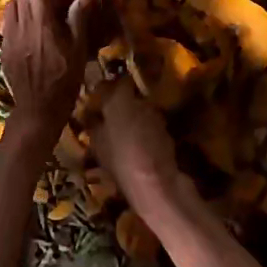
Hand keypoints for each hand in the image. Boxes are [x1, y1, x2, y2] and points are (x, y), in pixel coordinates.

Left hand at [1, 0, 98, 126]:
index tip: (62, 7)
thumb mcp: (78, 49)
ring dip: (25, 8)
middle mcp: (22, 28)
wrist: (40, 107)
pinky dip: (18, 22)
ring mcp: (9, 39)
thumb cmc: (65, 79)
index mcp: (41, 26)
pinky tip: (29, 35)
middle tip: (51, 11)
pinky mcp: (3, 49)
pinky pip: (7, 25)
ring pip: (12, 9)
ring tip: (38, 21)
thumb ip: (78, 20)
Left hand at [92, 79, 195, 219]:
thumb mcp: (122, 108)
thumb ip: (118, 90)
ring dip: (147, 118)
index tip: (124, 73)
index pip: (95, 106)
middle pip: (116, 120)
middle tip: (146, 85)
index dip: (107, 89)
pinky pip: (154, 145)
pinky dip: (162, 134)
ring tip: (162, 102)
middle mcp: (107, 151)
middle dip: (130, 103)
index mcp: (94, 135)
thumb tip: (119, 75)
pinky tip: (172, 126)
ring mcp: (129, 165)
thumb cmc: (136, 146)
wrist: (163, 193)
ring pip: (135, 132)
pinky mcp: (152, 173)